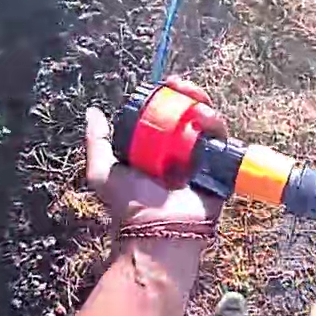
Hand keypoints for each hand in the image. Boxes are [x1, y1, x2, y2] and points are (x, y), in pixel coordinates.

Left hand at [82, 83, 224, 233]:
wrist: (158, 231)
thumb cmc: (130, 205)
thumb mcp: (103, 171)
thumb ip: (97, 142)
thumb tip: (93, 112)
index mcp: (158, 149)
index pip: (168, 114)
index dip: (170, 97)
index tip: (168, 84)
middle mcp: (181, 151)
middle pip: (192, 113)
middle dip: (190, 94)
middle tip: (182, 85)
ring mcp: (202, 159)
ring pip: (209, 123)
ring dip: (203, 106)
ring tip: (196, 104)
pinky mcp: (220, 169)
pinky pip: (223, 141)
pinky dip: (217, 126)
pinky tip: (206, 118)